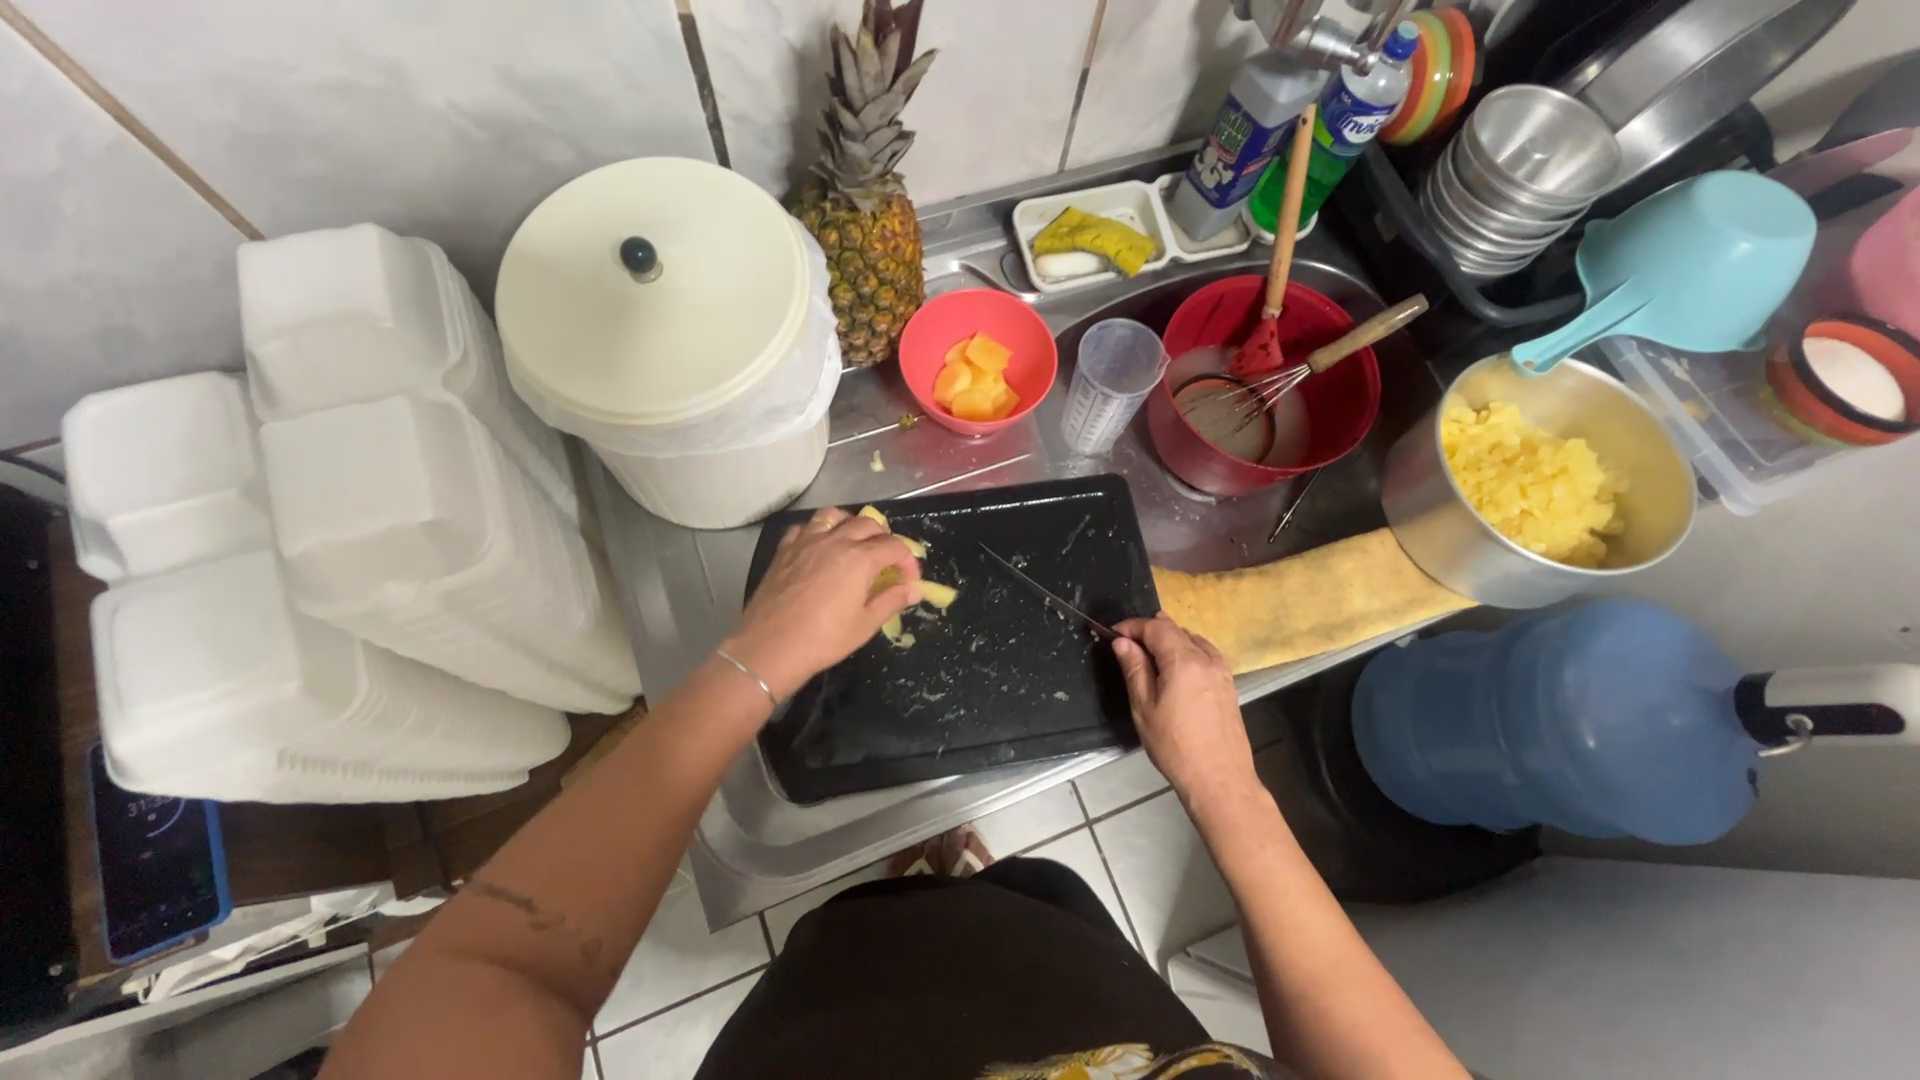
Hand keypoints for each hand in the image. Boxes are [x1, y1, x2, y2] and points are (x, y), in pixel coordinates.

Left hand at [723, 507, 920, 699]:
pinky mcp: (785, 550)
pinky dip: (818, 531)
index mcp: (859, 559)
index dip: (908, 561)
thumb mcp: (865, 625)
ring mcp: (806, 542)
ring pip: (834, 516)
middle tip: (887, 562)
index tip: (910, 580)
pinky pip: (805, 527)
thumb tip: (914, 590)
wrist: (771, 647)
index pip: (894, 546)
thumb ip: (892, 601)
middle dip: (884, 539)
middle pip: (868, 524)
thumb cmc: (823, 640)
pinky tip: (820, 547)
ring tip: (855, 542)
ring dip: (851, 524)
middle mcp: (835, 541)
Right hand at [1111, 613, 1259, 808]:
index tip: (1113, 634)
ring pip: (1193, 639)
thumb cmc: (1175, 746)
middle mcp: (1206, 659)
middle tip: (1127, 643)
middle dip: (1150, 630)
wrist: (1219, 778)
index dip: (1132, 626)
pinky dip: (1188, 650)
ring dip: (1170, 639)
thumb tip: (1123, 642)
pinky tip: (1178, 667)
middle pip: (1176, 630)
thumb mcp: (1144, 708)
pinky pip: (1206, 654)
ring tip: (1149, 653)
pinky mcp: (1229, 684)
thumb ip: (1134, 669)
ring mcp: (1222, 671)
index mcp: (1183, 661)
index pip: (1155, 628)